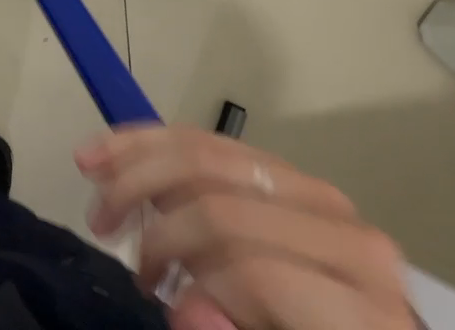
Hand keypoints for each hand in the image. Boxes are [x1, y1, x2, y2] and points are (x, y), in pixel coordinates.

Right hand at [77, 126, 411, 329]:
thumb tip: (190, 306)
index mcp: (362, 312)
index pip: (255, 270)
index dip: (191, 277)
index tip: (147, 291)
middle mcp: (348, 239)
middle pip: (223, 195)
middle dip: (146, 201)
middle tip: (101, 226)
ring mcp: (323, 199)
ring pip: (212, 152)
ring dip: (139, 156)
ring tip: (91, 172)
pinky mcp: (296, 179)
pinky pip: (218, 144)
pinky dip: (158, 142)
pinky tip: (116, 147)